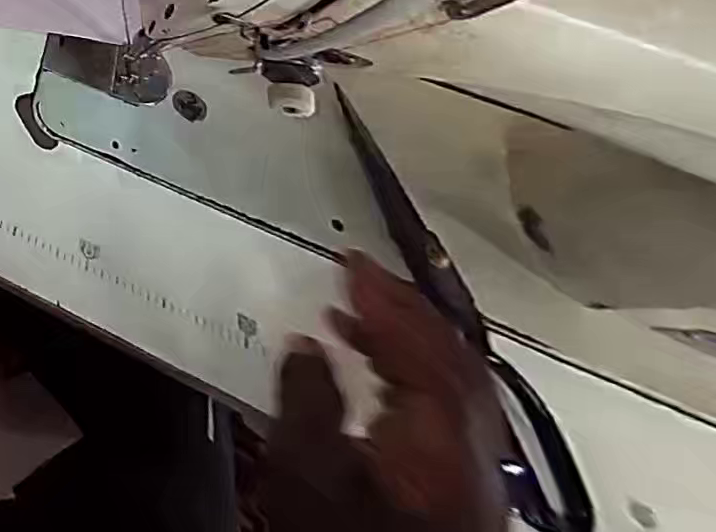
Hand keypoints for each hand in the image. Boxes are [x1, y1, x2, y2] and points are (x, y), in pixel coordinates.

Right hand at [266, 252, 507, 531]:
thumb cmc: (336, 525)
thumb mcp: (304, 463)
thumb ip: (306, 398)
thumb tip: (305, 342)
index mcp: (436, 447)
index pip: (422, 357)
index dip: (387, 304)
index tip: (352, 264)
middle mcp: (466, 453)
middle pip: (453, 364)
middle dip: (406, 307)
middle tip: (363, 268)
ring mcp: (465, 464)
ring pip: (454, 378)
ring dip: (409, 329)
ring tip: (359, 299)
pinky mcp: (451, 470)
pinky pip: (444, 396)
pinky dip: (409, 357)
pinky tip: (366, 347)